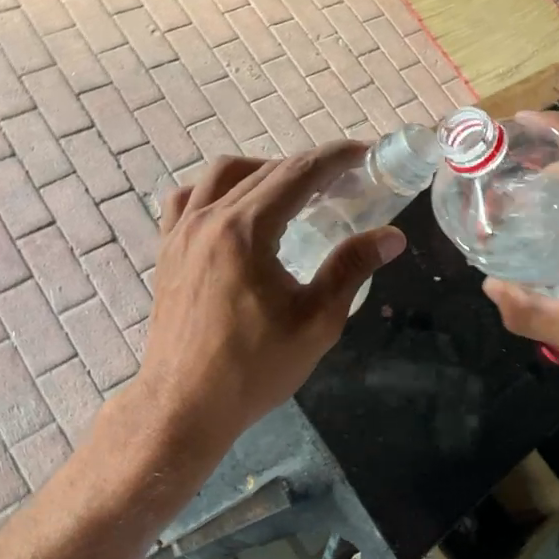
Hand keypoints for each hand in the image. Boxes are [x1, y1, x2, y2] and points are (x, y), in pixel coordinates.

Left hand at [137, 143, 408, 445]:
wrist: (183, 406)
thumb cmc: (253, 368)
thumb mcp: (316, 321)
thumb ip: (351, 268)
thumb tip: (392, 235)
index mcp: (245, 231)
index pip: (298, 174)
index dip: (335, 158)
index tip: (364, 152)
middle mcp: (209, 218)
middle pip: (265, 171)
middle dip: (307, 166)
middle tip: (343, 178)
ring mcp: (180, 232)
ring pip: (221, 175)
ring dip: (262, 170)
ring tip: (291, 190)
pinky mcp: (167, 250)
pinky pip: (186, 198)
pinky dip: (215, 189)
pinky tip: (233, 207)